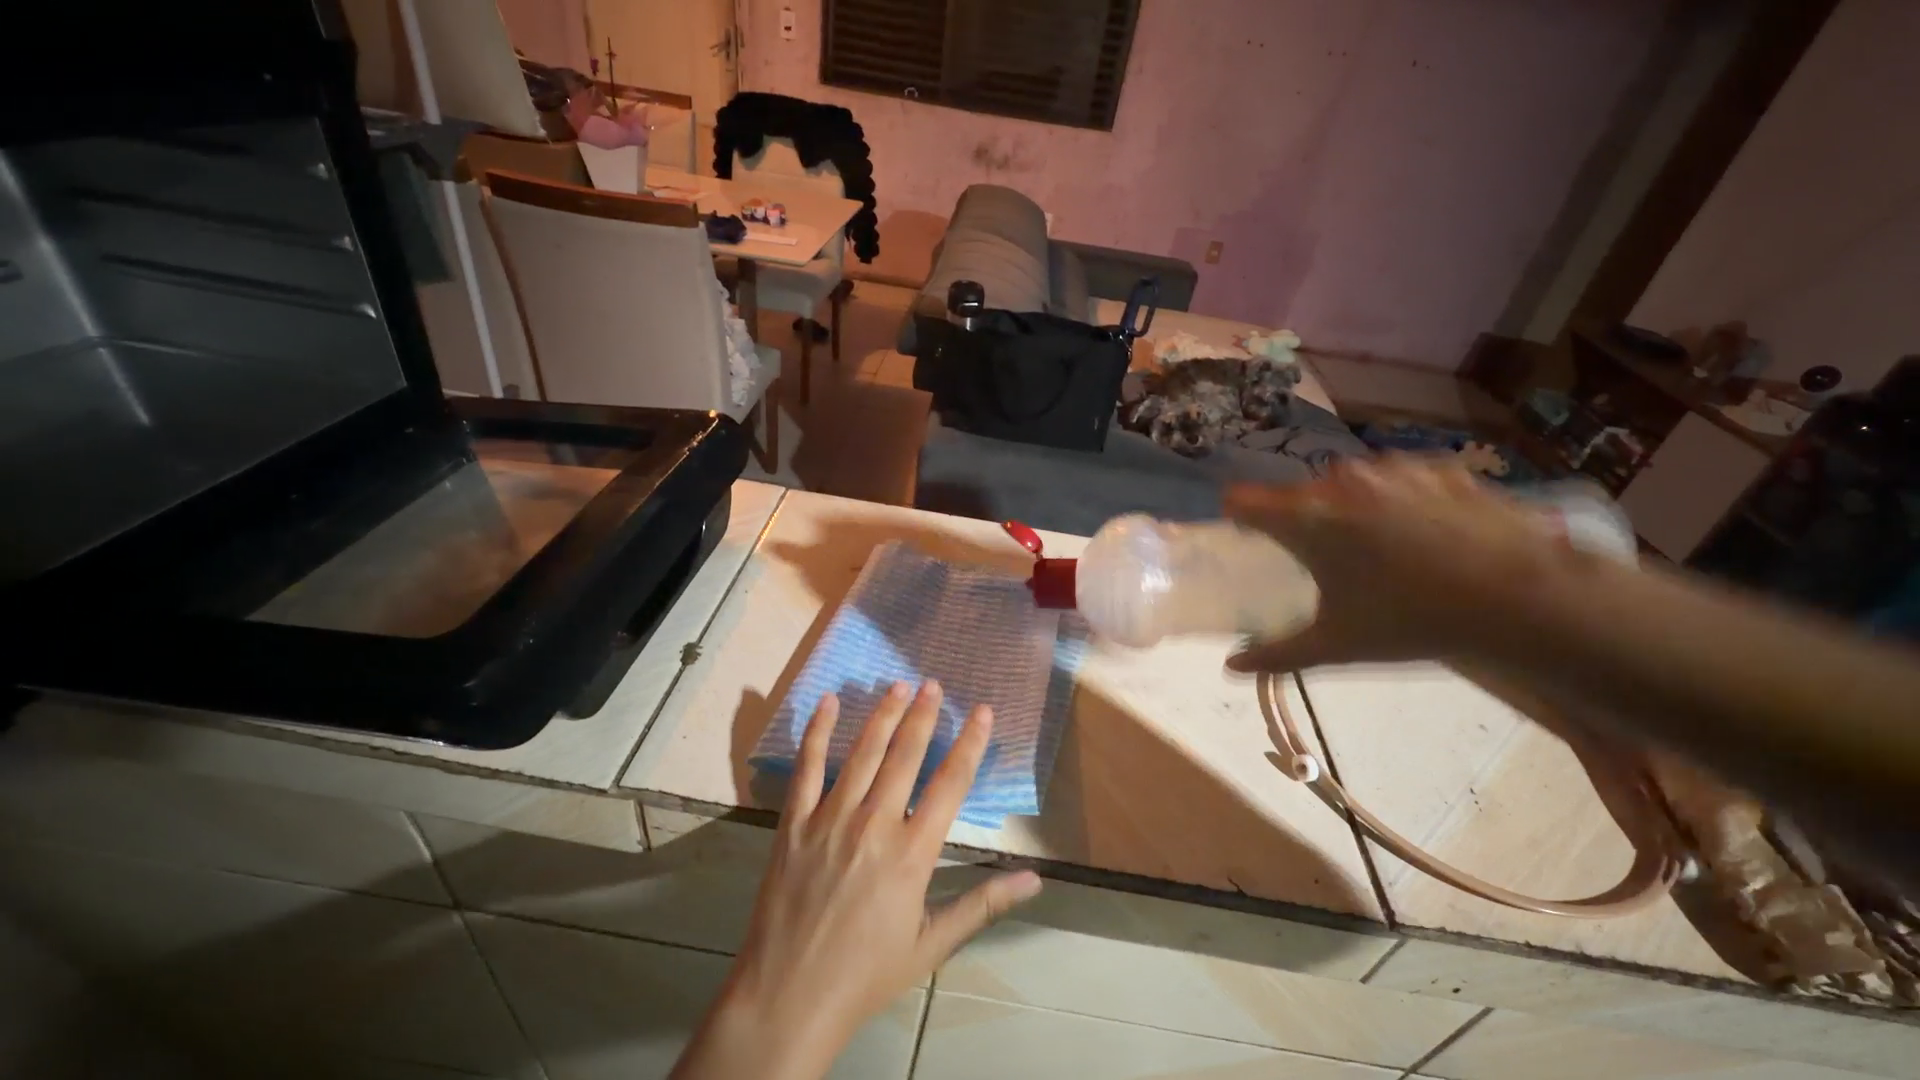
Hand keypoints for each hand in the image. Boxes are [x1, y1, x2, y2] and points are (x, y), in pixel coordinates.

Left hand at [672, 682, 1041, 1079]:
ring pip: (862, 754)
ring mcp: (830, 820)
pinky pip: (806, 768)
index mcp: (912, 853)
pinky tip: (828, 703)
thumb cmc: (867, 974)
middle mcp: (874, 825)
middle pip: (905, 756)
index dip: (970, 744)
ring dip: (883, 716)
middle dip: (923, 716)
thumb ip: (982, 904)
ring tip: (899, 684)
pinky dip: (817, 733)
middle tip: (934, 684)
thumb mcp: (932, 945)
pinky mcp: (794, 824)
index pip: (950, 784)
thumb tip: (1034, 880)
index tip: (983, 712)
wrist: (789, 995)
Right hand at [1224, 458, 1596, 672]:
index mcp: (1308, 518)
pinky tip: (1426, 537)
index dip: (1240, 519)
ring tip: (1383, 552)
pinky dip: (1400, 501)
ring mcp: (1393, 469)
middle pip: (1299, 494)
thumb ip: (1276, 654)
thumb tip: (1231, 666)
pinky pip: (1399, 480)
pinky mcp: (1438, 468)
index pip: (1242, 499)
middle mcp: (1341, 481)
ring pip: (1349, 483)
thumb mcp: (1339, 645)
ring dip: (1352, 509)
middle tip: (1329, 563)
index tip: (1253, 543)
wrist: (1523, 597)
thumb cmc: (1412, 619)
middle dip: (1305, 522)